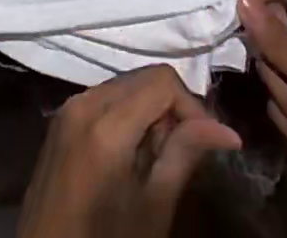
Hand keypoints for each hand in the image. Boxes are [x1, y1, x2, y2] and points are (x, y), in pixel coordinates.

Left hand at [18, 64, 241, 237]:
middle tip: (180, 154)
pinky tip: (130, 155)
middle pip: (144, 78)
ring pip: (125, 86)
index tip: (206, 142)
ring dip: (149, 112)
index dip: (191, 106)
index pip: (163, 81)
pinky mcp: (59, 122)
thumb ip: (185, 154)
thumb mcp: (152, 208)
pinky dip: (126, 115)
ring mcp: (67, 110)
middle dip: (170, 109)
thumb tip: (228, 130)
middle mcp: (84, 102)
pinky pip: (104, 98)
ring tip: (155, 158)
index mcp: (106, 123)